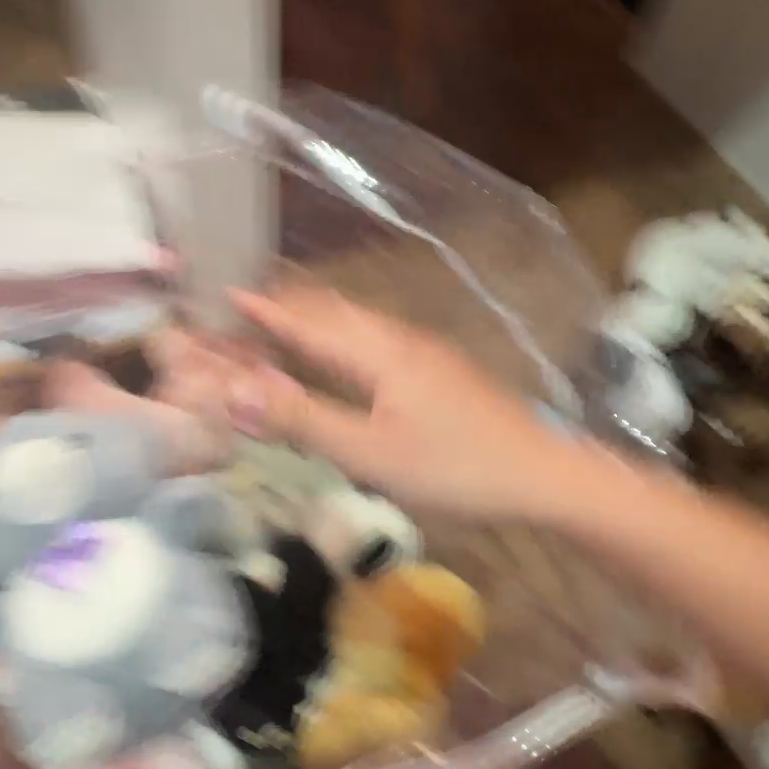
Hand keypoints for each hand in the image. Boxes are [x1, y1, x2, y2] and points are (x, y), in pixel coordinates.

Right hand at [225, 287, 595, 519]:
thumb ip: (304, 420)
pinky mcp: (440, 373)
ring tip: (288, 326)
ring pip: (360, 327)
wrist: (540, 473)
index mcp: (380, 352)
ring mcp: (426, 355)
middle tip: (249, 309)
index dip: (268, 311)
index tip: (228, 294)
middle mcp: (401, 341)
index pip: (310, 322)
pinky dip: (344, 342)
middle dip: (291, 308)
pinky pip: (377, 344)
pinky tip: (347, 361)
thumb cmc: (454, 467)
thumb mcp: (370, 452)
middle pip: (336, 313)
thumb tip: (237, 391)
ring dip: (319, 322)